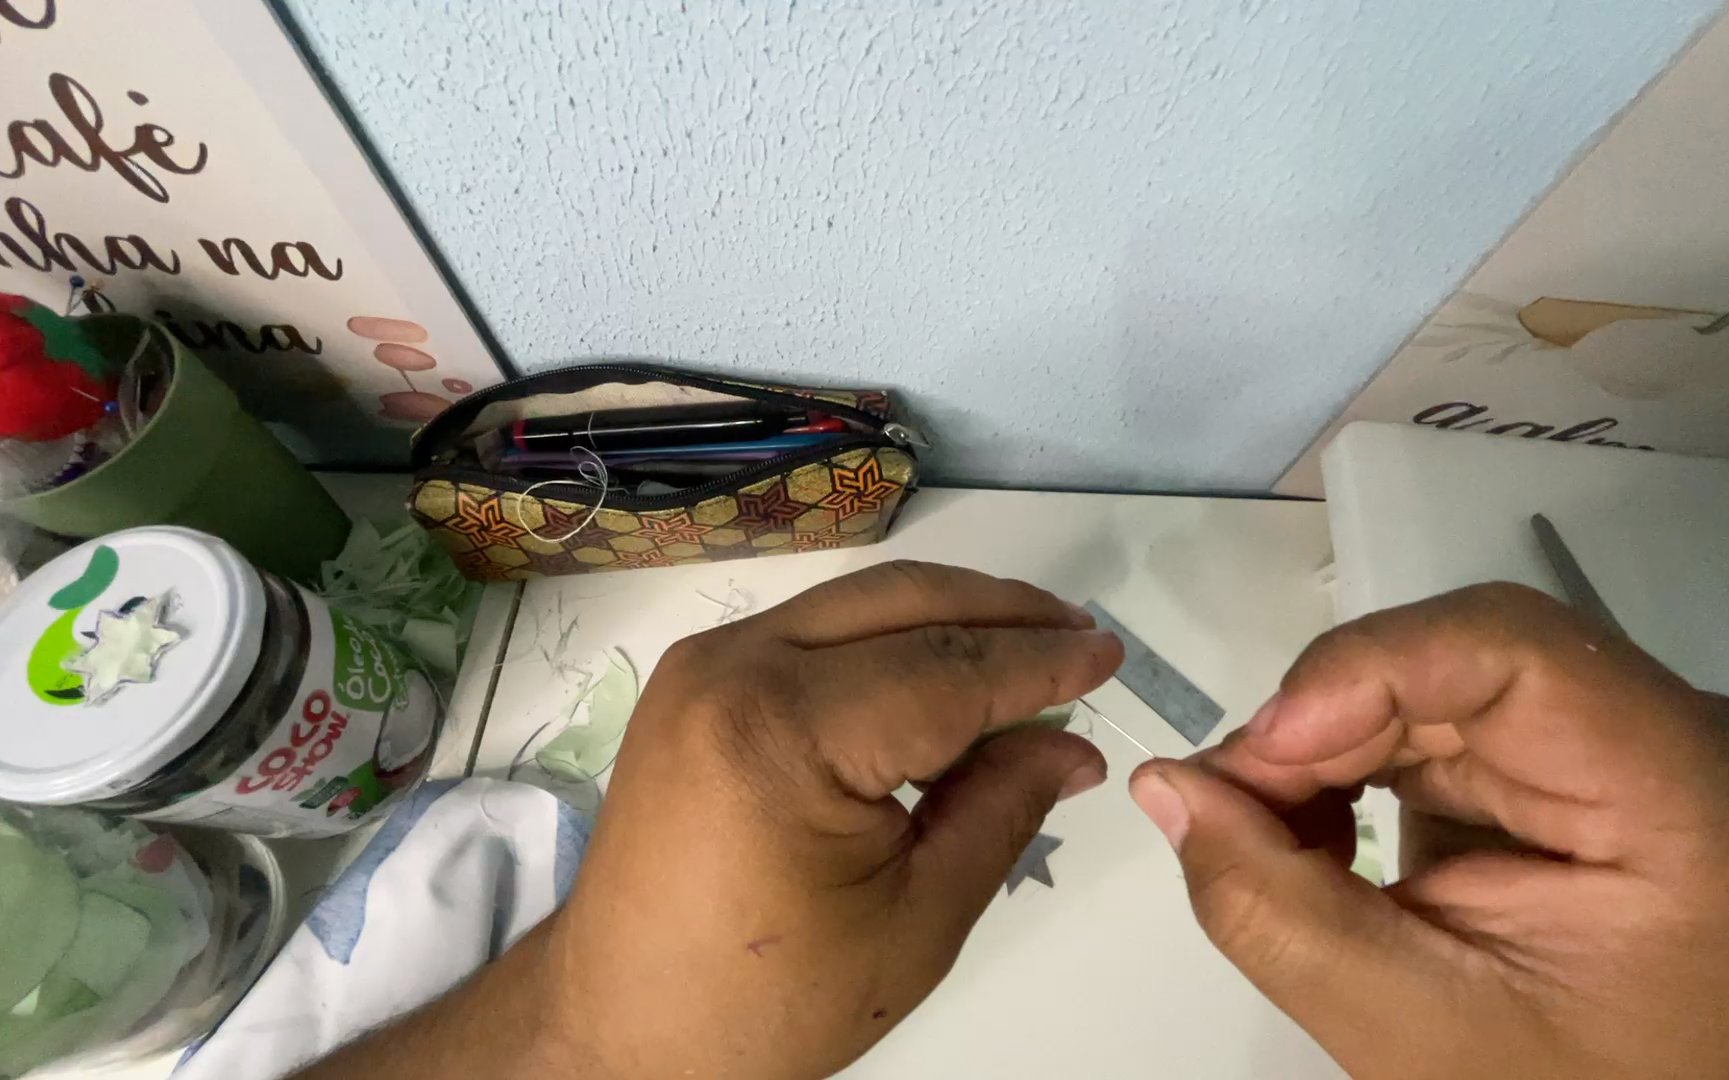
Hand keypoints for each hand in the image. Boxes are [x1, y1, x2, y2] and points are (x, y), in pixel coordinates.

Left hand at [523, 562, 1121, 1076]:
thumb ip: (1002, 809)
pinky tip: (938, 663)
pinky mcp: (698, 672)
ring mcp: (706, 659)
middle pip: (899, 603)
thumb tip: (1073, 745)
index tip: (1107, 652)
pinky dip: (888, 635)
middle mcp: (734, 664)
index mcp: (781, 729)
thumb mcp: (915, 919)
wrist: (621, 1017)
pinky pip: (816, 627)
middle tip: (1074, 632)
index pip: (943, 672)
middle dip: (999, 611)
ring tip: (1024, 639)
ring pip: (856, 602)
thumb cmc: (768, 998)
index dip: (1037, 662)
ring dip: (946, 613)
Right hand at [1130, 583, 1728, 1078]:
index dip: (1363, 670)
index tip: (1264, 749)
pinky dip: (1337, 771)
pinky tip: (1313, 836)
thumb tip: (1158, 783)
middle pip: (1439, 670)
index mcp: (1691, 809)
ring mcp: (1610, 750)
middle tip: (1224, 808)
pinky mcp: (1553, 766)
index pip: (1511, 648)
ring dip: (1311, 756)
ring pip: (1410, 692)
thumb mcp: (1414, 1033)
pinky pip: (1414, 726)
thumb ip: (1269, 909)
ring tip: (1264, 835)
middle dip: (1309, 735)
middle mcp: (1668, 746)